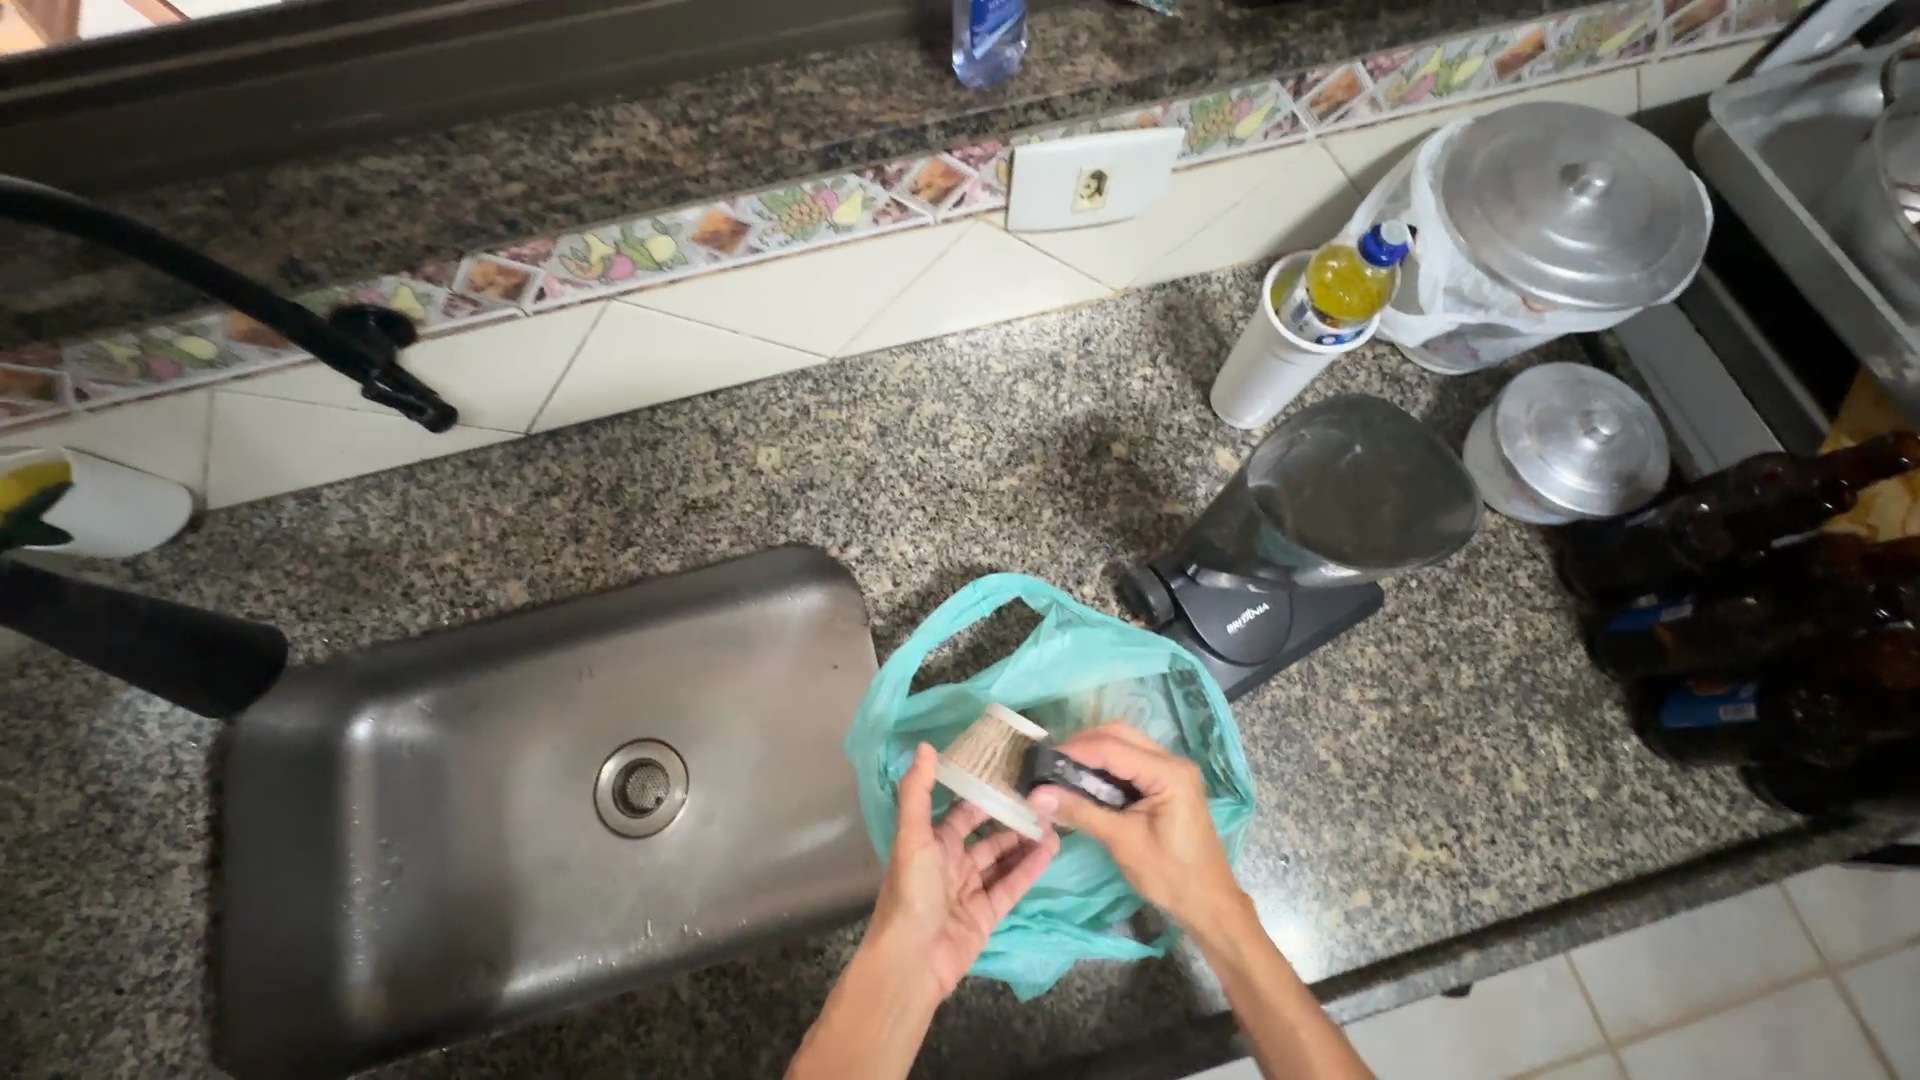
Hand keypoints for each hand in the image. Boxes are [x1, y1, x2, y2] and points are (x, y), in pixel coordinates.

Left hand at [863, 742, 1060, 1000]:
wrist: (911, 961)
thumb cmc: (910, 892)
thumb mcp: (912, 836)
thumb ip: (919, 791)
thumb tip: (926, 747)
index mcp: (932, 842)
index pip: (962, 811)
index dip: (984, 793)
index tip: (1011, 773)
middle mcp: (951, 863)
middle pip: (987, 834)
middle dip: (1011, 817)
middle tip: (1042, 797)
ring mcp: (970, 890)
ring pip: (1003, 858)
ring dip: (1025, 840)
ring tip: (1054, 819)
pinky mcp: (987, 915)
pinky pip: (1013, 885)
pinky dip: (1031, 867)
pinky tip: (1052, 848)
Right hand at [1027, 722, 1245, 929]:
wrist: (1208, 903)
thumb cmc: (1170, 875)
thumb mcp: (1122, 842)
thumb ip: (1081, 812)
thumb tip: (1037, 794)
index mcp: (1168, 773)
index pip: (1113, 748)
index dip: (1075, 750)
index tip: (1043, 761)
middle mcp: (1173, 761)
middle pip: (1120, 734)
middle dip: (1083, 745)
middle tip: (1052, 764)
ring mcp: (1172, 770)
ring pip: (1125, 743)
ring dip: (1094, 753)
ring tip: (1063, 771)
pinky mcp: (1167, 782)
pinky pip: (1131, 760)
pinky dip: (1106, 765)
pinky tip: (1086, 780)